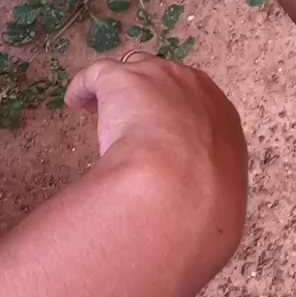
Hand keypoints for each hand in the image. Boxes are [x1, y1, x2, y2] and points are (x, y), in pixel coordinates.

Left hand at [65, 56, 247, 243]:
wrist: (181, 181)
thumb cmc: (202, 197)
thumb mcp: (215, 197)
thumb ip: (204, 194)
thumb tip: (196, 225)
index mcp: (222, 118)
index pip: (197, 105)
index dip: (174, 116)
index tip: (158, 132)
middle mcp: (193, 87)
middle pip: (165, 79)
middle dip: (147, 95)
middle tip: (128, 118)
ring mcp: (156, 77)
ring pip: (132, 72)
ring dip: (117, 90)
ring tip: (96, 108)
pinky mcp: (120, 78)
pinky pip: (96, 75)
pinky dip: (83, 88)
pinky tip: (73, 102)